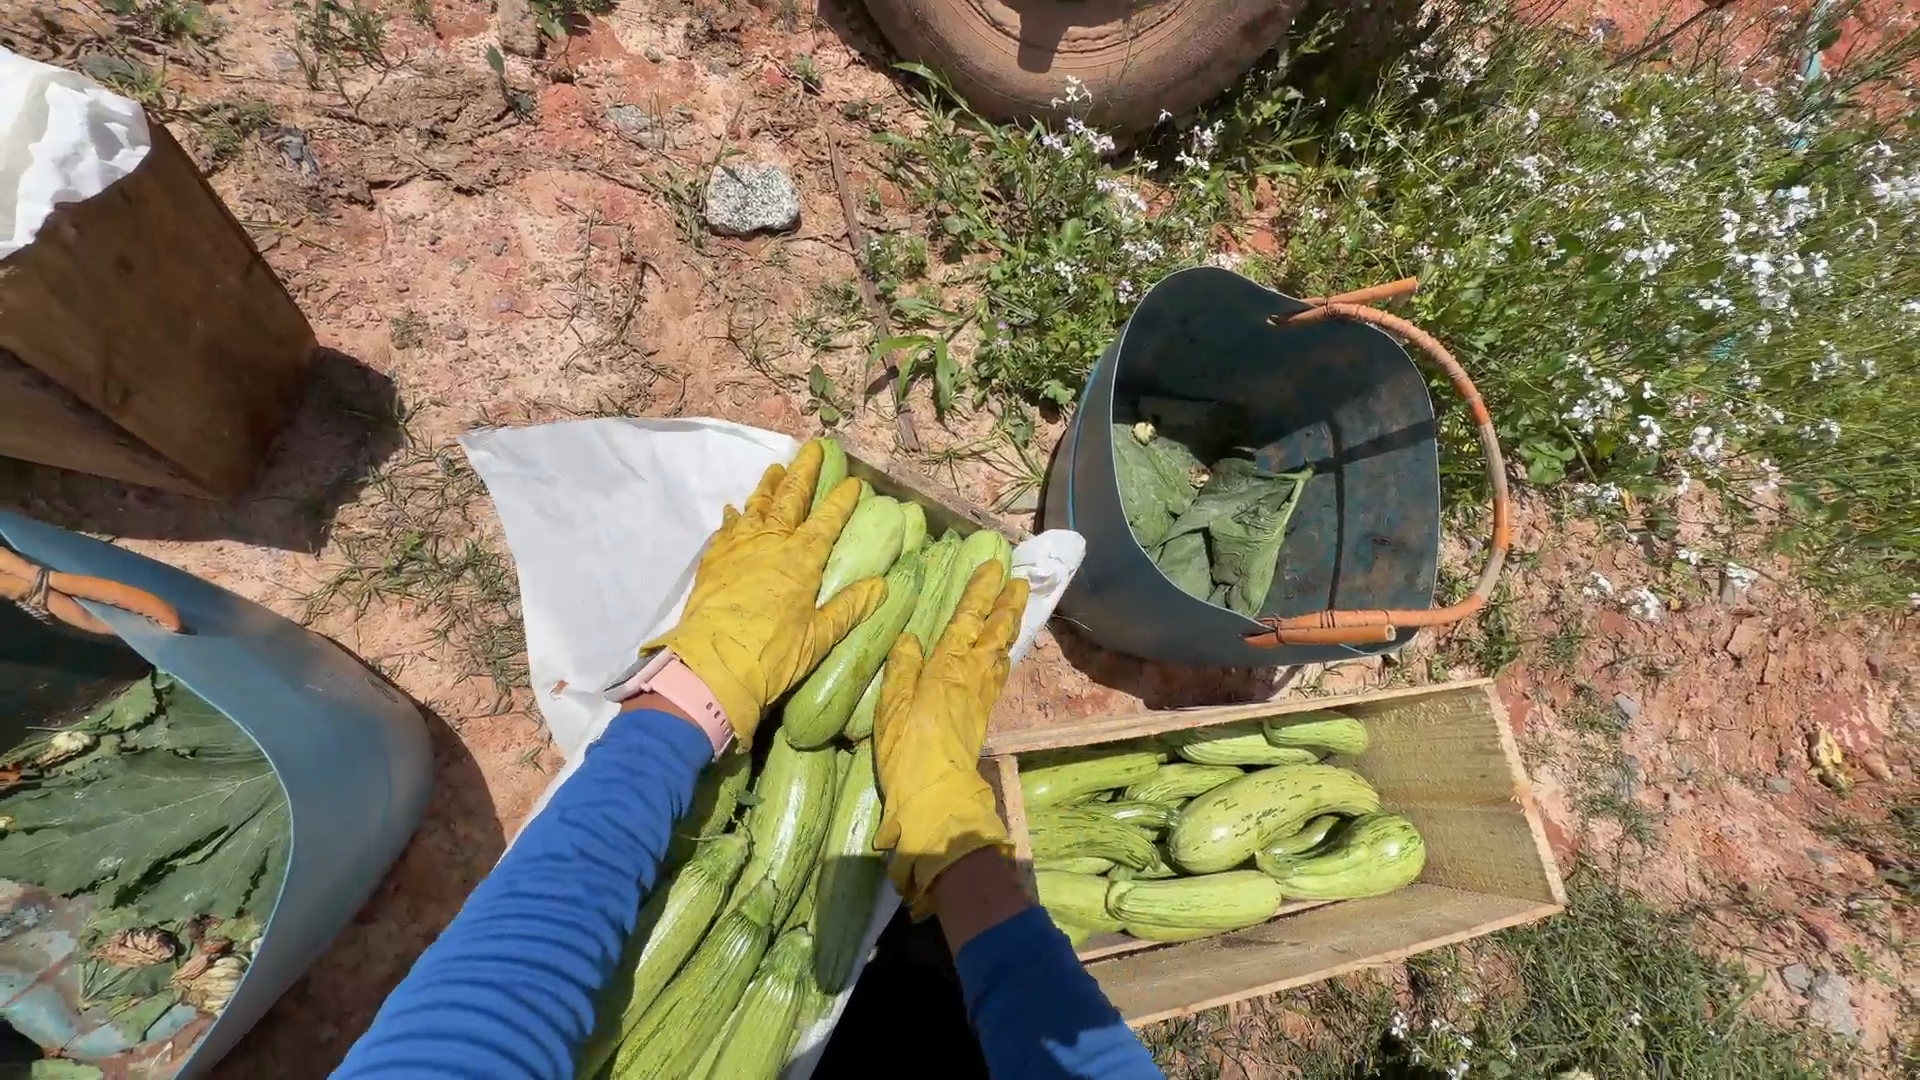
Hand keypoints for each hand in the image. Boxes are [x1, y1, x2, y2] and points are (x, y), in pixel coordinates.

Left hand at [643, 440, 886, 746]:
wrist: (712, 665)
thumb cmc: (773, 653)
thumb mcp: (820, 636)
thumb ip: (849, 607)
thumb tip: (882, 586)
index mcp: (802, 558)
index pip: (828, 519)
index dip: (842, 499)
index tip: (855, 481)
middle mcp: (772, 542)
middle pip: (790, 498)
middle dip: (804, 472)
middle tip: (813, 448)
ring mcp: (739, 548)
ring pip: (756, 506)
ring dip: (768, 486)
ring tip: (776, 468)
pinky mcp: (714, 560)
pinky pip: (726, 529)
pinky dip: (733, 516)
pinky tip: (734, 509)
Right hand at [871, 561, 1029, 914]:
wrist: (934, 791)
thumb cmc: (907, 747)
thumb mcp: (894, 703)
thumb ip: (903, 667)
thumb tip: (912, 638)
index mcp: (948, 665)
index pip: (968, 619)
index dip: (981, 592)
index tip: (994, 567)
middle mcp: (971, 674)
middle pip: (996, 632)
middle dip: (1008, 604)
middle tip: (1020, 581)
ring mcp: (981, 694)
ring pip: (1001, 650)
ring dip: (1010, 626)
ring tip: (1017, 607)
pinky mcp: (983, 712)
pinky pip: (998, 673)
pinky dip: (1004, 654)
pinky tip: (1002, 652)